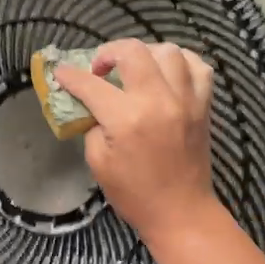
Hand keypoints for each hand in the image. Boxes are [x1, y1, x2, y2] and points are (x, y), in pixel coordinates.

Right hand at [52, 39, 220, 243]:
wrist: (181, 212)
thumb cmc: (134, 193)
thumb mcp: (97, 161)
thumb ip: (91, 124)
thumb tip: (89, 102)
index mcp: (127, 119)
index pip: (91, 84)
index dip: (70, 75)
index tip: (61, 72)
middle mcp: (158, 101)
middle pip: (133, 51)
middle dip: (108, 52)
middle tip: (100, 69)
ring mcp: (185, 100)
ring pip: (168, 51)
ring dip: (145, 53)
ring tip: (135, 68)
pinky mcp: (203, 105)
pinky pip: (198, 66)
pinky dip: (181, 61)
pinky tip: (166, 71)